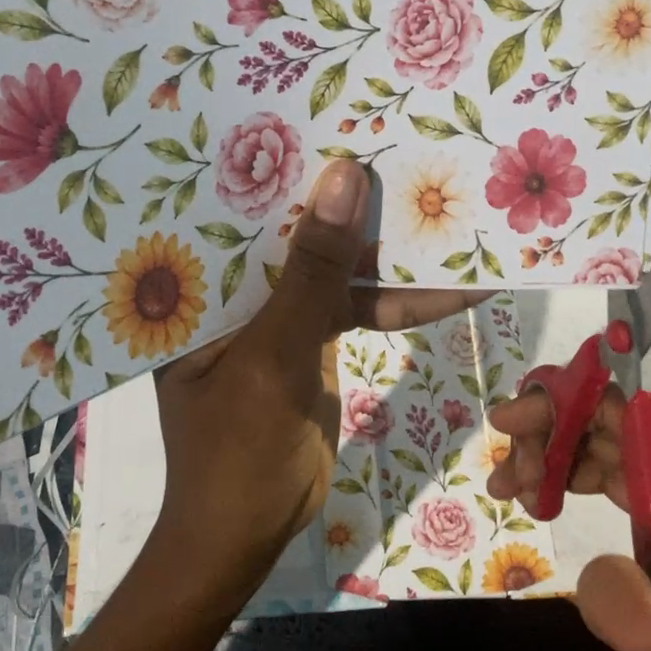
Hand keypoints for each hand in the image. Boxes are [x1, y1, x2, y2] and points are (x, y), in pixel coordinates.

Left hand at [155, 159, 487, 570]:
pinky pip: (357, 304)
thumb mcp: (274, 355)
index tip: (329, 113)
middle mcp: (231, 283)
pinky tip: (455, 288)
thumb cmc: (236, 451)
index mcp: (196, 280)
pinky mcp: (312, 336)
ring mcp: (276, 310)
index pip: (234, 204)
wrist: (249, 537)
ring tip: (444, 207)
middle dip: (346, 197)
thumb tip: (343, 179)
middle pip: (292, 227)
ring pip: (334, 264)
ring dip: (388, 250)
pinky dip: (401, 300)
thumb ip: (311, 272)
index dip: (280, 161)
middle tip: (401, 146)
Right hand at [487, 388, 650, 650]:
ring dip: (550, 458)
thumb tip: (588, 582)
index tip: (510, 424)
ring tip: (506, 488)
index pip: (624, 411)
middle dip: (546, 434)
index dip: (563, 404)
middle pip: (605, 422)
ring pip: (602, 447)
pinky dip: (570, 481)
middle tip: (500, 473)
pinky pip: (613, 479)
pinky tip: (541, 499)